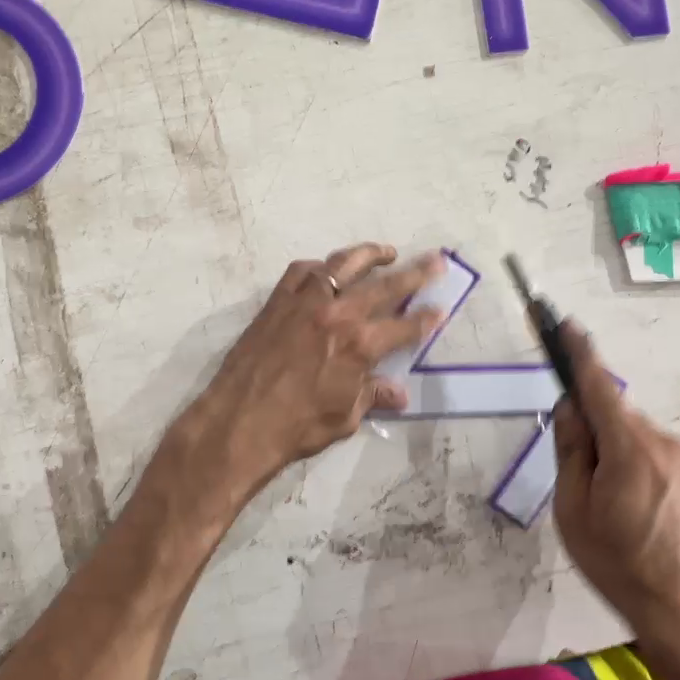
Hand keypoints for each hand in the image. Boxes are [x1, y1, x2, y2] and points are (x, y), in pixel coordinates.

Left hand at [185, 244, 443, 488]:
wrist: (239, 422)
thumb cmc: (297, 427)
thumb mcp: (345, 417)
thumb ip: (372, 396)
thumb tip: (398, 393)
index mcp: (360, 344)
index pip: (405, 326)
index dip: (426, 319)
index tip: (441, 308)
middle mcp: (336, 313)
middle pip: (385, 285)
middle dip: (416, 273)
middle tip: (436, 260)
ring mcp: (304, 302)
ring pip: (343, 264)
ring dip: (368, 255)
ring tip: (385, 252)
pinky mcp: (277, 302)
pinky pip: (303, 272)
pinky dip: (321, 267)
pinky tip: (328, 270)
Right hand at [551, 323, 679, 650]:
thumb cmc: (615, 562)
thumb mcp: (572, 511)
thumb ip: (571, 451)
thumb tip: (570, 408)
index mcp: (628, 448)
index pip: (598, 386)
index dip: (579, 353)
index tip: (565, 323)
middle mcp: (661, 441)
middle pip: (613, 414)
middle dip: (589, 429)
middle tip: (576, 481)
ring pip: (630, 435)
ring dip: (610, 452)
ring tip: (605, 507)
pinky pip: (648, 451)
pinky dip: (628, 464)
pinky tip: (627, 508)